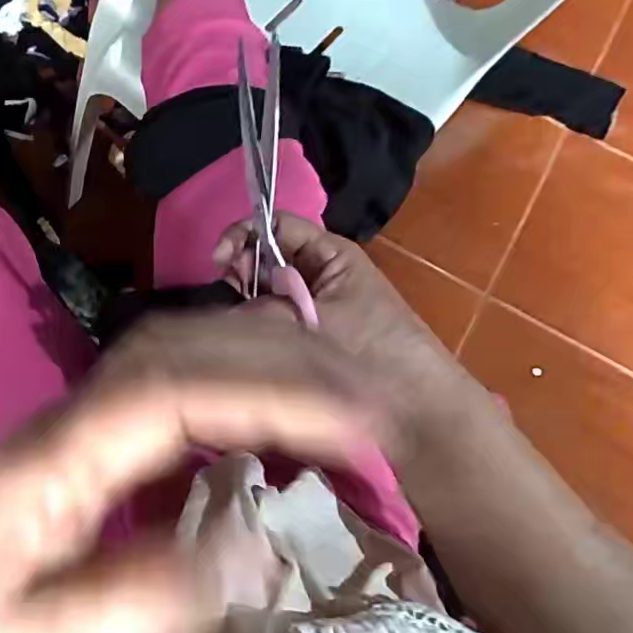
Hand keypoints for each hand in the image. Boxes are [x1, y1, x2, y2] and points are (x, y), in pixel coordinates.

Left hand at [0, 308, 382, 632]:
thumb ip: (151, 600)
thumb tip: (255, 552)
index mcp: (51, 461)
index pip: (168, 395)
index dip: (264, 393)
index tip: (348, 420)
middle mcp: (66, 418)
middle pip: (178, 350)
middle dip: (280, 363)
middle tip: (368, 399)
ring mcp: (78, 417)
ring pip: (177, 350)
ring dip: (261, 358)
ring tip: (340, 391)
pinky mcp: (93, 431)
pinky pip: (172, 379)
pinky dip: (235, 379)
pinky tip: (276, 403)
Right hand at [213, 212, 473, 419]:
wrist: (413, 408)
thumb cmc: (373, 353)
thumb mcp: (313, 321)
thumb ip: (264, 306)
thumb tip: (229, 307)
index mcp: (330, 254)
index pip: (275, 225)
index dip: (242, 236)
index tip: (219, 263)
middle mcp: (321, 273)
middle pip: (266, 257)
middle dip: (242, 273)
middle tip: (231, 297)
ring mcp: (316, 305)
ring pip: (268, 292)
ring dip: (250, 305)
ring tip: (242, 328)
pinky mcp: (313, 336)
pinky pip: (277, 321)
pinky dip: (263, 328)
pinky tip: (256, 346)